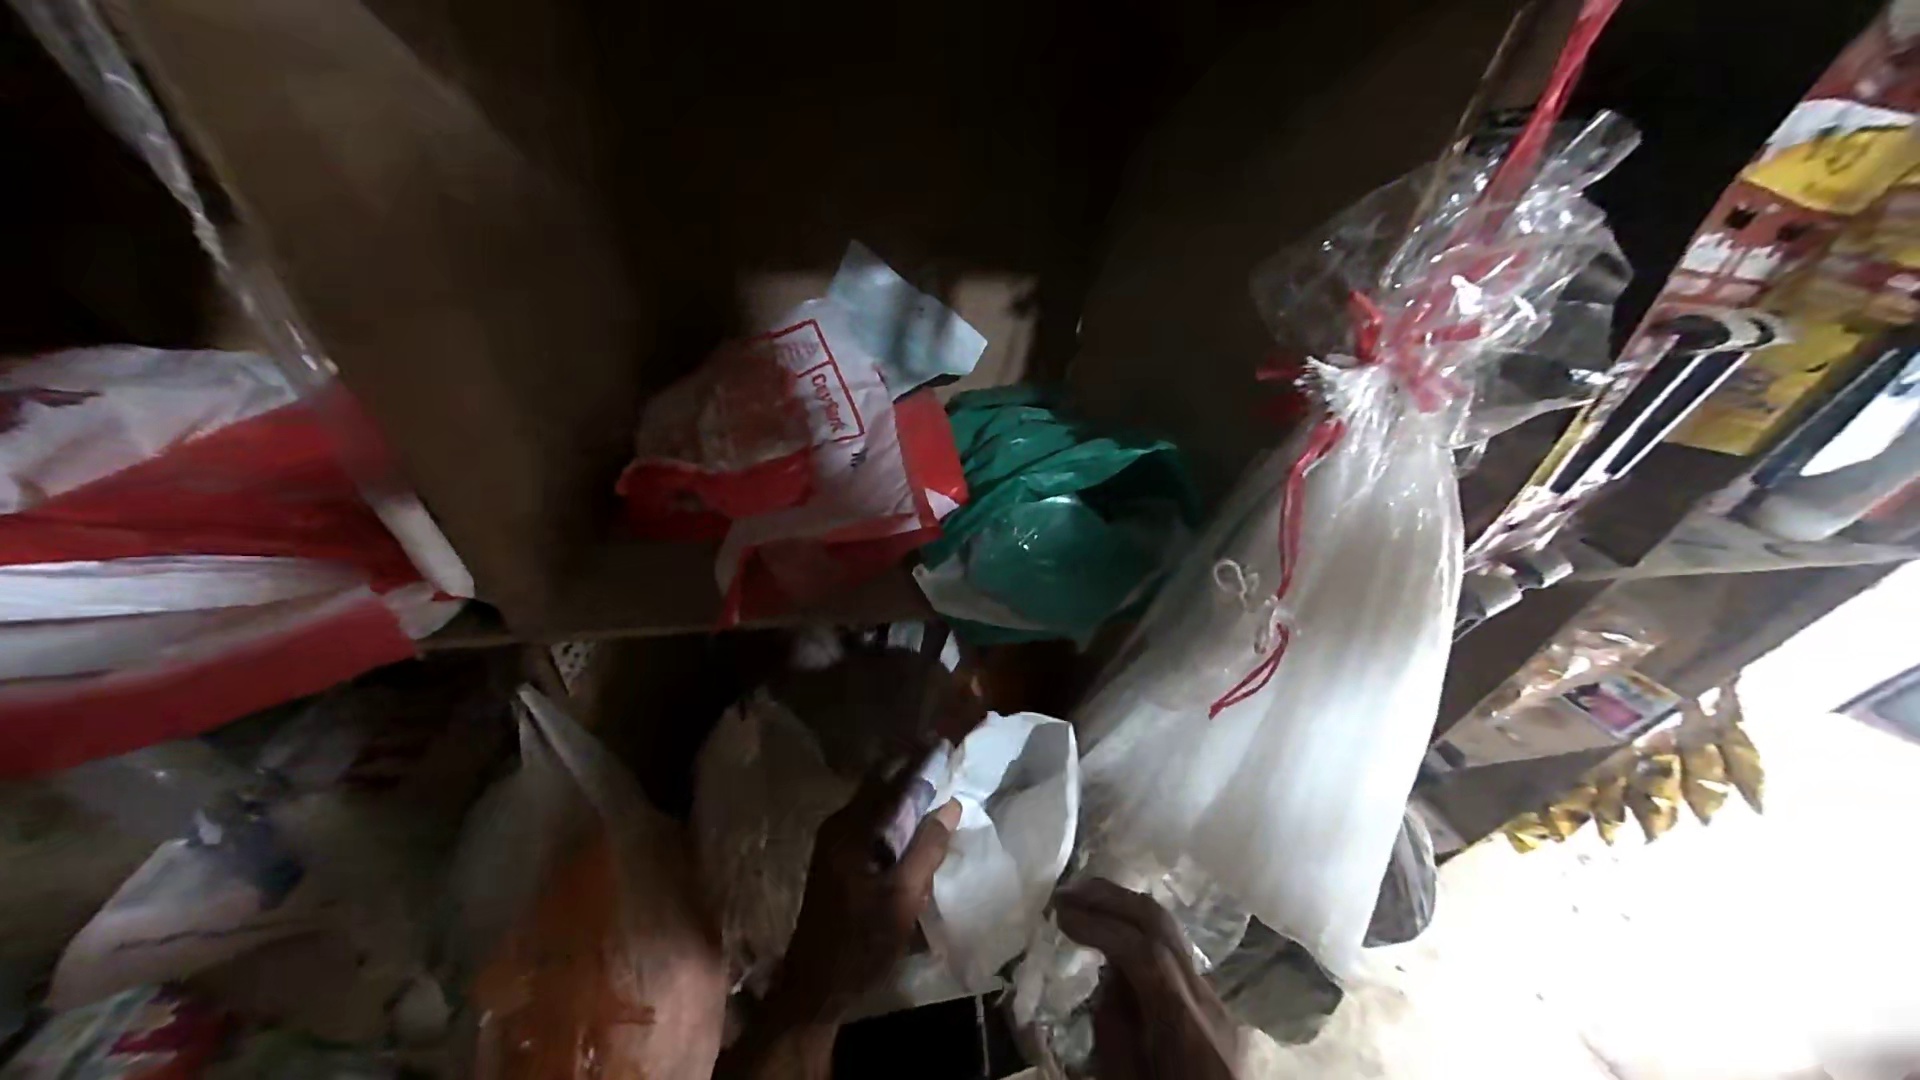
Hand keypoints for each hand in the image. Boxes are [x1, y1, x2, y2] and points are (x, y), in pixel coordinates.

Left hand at [765, 757, 961, 1025]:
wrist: (815, 985)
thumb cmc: (861, 942)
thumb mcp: (903, 898)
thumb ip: (927, 848)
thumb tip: (950, 806)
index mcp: (853, 828)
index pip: (894, 781)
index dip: (922, 761)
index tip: (945, 742)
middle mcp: (840, 823)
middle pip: (879, 781)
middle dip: (910, 766)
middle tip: (942, 756)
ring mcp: (835, 838)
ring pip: (874, 798)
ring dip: (902, 785)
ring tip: (933, 777)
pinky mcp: (837, 854)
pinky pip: (870, 816)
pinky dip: (893, 807)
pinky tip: (911, 815)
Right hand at [1055, 879, 1240, 1079]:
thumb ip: (1112, 1028)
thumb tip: (1104, 976)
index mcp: (1190, 1033)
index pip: (1146, 954)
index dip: (1101, 926)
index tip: (1061, 915)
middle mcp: (1210, 1004)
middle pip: (1161, 926)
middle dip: (1110, 898)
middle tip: (1067, 893)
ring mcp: (1217, 1000)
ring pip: (1169, 930)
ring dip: (1122, 907)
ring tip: (1083, 902)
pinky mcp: (1213, 1003)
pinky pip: (1172, 951)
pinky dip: (1136, 931)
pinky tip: (1109, 933)